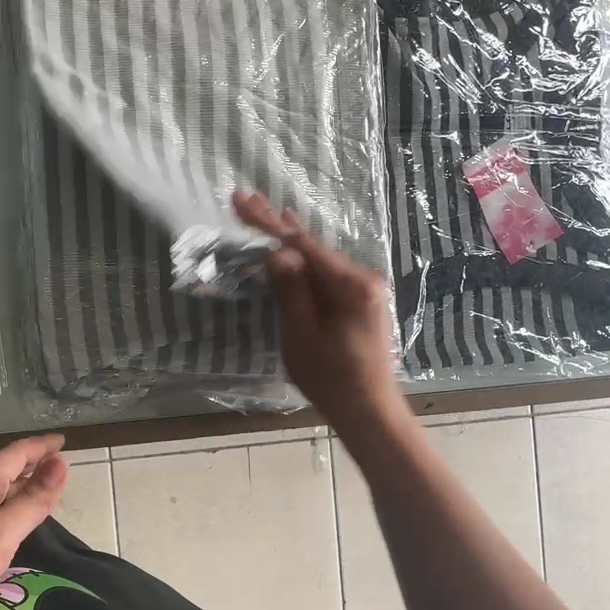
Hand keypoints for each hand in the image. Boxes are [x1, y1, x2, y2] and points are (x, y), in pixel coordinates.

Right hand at [233, 190, 407, 438]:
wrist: (369, 411)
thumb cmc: (331, 380)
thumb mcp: (301, 337)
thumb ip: (291, 292)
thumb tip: (277, 253)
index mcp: (349, 284)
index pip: (301, 244)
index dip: (267, 223)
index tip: (240, 201)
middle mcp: (361, 278)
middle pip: (310, 245)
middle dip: (274, 223)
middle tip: (243, 198)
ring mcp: (362, 289)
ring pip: (316, 257)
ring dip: (287, 238)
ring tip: (262, 212)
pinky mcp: (357, 302)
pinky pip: (324, 272)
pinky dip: (303, 258)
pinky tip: (294, 244)